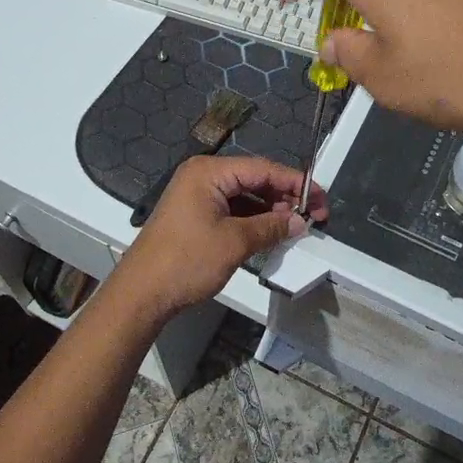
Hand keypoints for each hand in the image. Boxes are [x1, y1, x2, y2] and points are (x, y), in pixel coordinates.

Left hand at [113, 156, 327, 321]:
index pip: (262, 168)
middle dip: (284, 196)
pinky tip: (272, 232)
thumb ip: (271, 227)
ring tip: (297, 226)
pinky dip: (253, 219)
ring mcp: (196, 196)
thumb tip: (300, 221)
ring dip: (270, 209)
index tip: (321, 198)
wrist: (141, 294)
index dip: (295, 182)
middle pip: (253, 179)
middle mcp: (202, 176)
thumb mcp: (234, 243)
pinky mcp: (194, 216)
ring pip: (244, 196)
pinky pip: (232, 209)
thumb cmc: (186, 261)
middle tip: (314, 215)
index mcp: (209, 172)